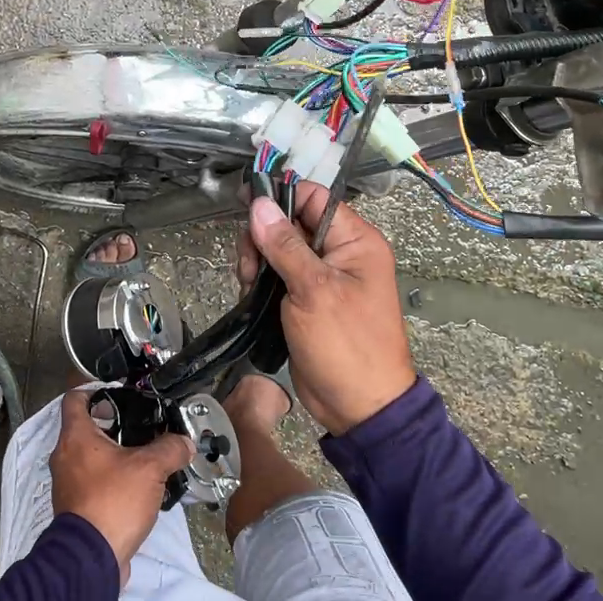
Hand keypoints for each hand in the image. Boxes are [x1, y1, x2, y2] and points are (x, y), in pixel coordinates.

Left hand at [49, 391, 194, 582]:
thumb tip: (184, 442)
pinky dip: (108, 481)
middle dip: (110, 426)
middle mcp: (64, 455)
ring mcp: (66, 483)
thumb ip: (168, 449)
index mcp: (74, 435)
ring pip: (88, 458)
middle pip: (83, 428)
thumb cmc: (113, 500)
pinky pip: (91, 484)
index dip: (92, 389)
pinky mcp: (74, 507)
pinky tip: (135, 490)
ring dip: (111, 456)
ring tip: (141, 460)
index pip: (74, 398)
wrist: (92, 555)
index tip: (115, 394)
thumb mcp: (148, 469)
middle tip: (138, 428)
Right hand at [238, 184, 415, 434]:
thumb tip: (259, 204)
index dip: (279, 196)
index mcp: (355, 241)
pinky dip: (259, 278)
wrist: (357, 406)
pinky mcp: (304, 295)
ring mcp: (320, 275)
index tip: (246, 205)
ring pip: (276, 246)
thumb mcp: (313, 290)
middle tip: (251, 263)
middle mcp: (339, 252)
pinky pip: (275, 271)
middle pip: (288, 220)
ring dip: (257, 259)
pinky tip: (252, 292)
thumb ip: (284, 244)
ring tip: (251, 282)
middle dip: (262, 236)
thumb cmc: (346, 346)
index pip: (312, 198)